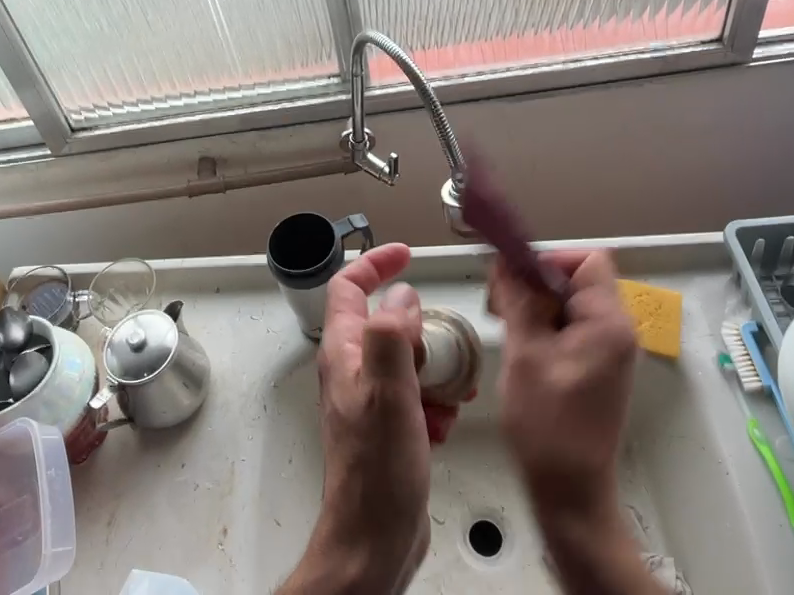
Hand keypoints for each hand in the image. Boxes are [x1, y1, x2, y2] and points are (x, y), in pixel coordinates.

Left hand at [277, 242, 429, 594]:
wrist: (374, 538)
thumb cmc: (378, 469)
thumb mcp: (388, 392)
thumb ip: (391, 336)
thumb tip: (402, 297)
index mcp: (344, 353)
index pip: (348, 287)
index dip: (375, 263)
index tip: (407, 255)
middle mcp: (352, 370)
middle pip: (386, 323)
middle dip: (420, 329)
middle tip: (443, 347)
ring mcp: (370, 399)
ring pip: (407, 360)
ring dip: (435, 370)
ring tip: (450, 394)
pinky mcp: (389, 426)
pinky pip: (417, 395)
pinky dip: (436, 402)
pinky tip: (443, 426)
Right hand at [491, 248, 638, 511]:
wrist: (570, 490)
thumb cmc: (547, 425)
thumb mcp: (524, 355)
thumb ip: (518, 301)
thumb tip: (505, 261)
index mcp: (608, 323)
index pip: (587, 260)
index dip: (548, 260)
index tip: (515, 281)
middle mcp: (617, 330)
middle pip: (577, 278)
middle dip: (535, 282)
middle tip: (501, 305)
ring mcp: (609, 350)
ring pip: (570, 302)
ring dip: (536, 305)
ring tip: (508, 325)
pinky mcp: (597, 366)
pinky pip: (571, 326)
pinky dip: (544, 326)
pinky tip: (521, 346)